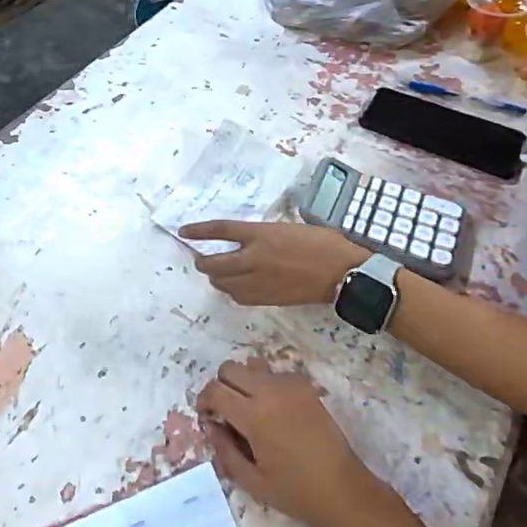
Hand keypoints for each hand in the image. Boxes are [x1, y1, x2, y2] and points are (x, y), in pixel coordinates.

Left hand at [180, 221, 370, 306]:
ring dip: (216, 278)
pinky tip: (235, 288)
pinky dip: (232, 291)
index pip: (220, 230)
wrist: (343, 273)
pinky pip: (238, 297)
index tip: (183, 231)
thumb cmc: (322, 243)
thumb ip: (263, 234)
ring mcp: (259, 280)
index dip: (199, 231)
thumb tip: (247, 240)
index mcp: (261, 234)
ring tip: (218, 275)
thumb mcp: (287, 228)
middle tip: (202, 260)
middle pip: (214, 263)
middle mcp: (254, 257)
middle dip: (203, 262)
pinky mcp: (267, 298)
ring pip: (223, 283)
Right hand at [197, 360, 379, 526]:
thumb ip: (224, 451)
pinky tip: (274, 410)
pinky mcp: (305, 387)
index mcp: (254, 416)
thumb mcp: (252, 481)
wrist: (344, 490)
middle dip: (221, 386)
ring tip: (251, 407)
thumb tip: (211, 426)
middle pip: (229, 368)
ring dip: (243, 382)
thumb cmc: (296, 491)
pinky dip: (266, 384)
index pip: (215, 390)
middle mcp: (270, 392)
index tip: (207, 417)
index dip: (203, 401)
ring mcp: (290, 385)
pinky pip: (275, 373)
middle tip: (226, 412)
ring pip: (252, 365)